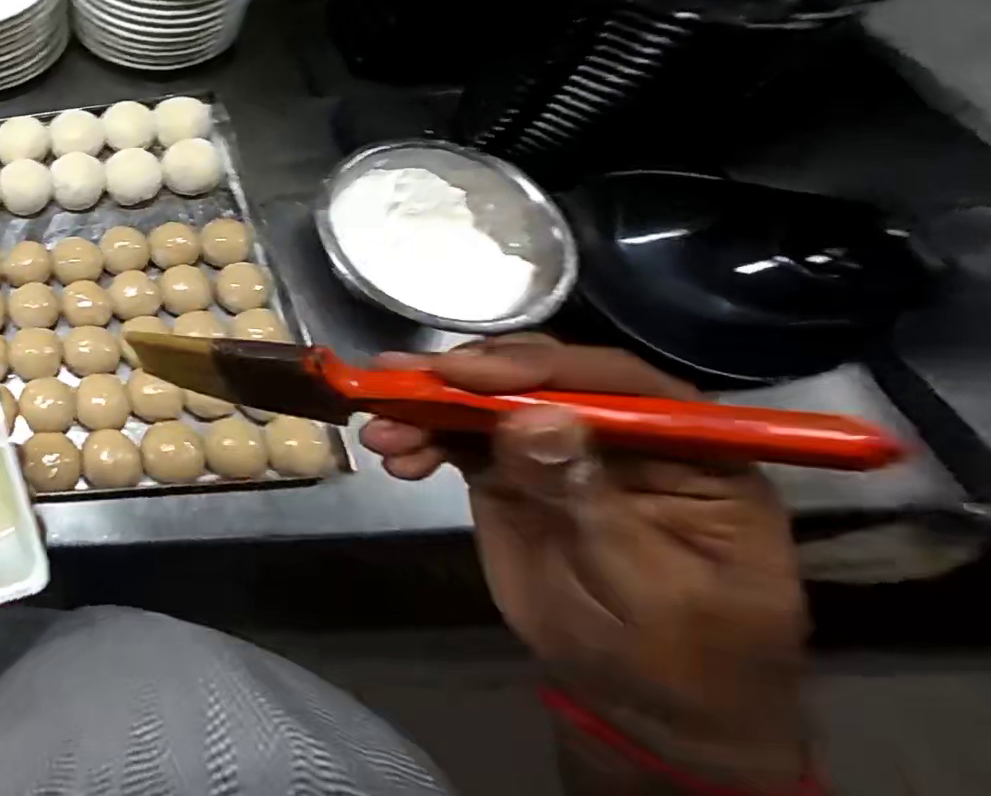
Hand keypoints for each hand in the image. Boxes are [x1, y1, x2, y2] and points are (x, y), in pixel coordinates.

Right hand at [360, 335, 809, 785]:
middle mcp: (615, 431)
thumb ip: (585, 495)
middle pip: (534, 377)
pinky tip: (396, 459)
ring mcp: (553, 445)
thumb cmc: (673, 653)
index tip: (460, 373)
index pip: (611, 383)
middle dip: (461, 379)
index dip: (534, 367)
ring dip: (424, 409)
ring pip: (481, 401)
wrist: (635, 699)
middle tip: (398, 381)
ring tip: (381, 435)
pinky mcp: (504, 466)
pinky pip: (454, 436)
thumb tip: (535, 416)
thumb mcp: (641, 582)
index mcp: (685, 448)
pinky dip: (418, 439)